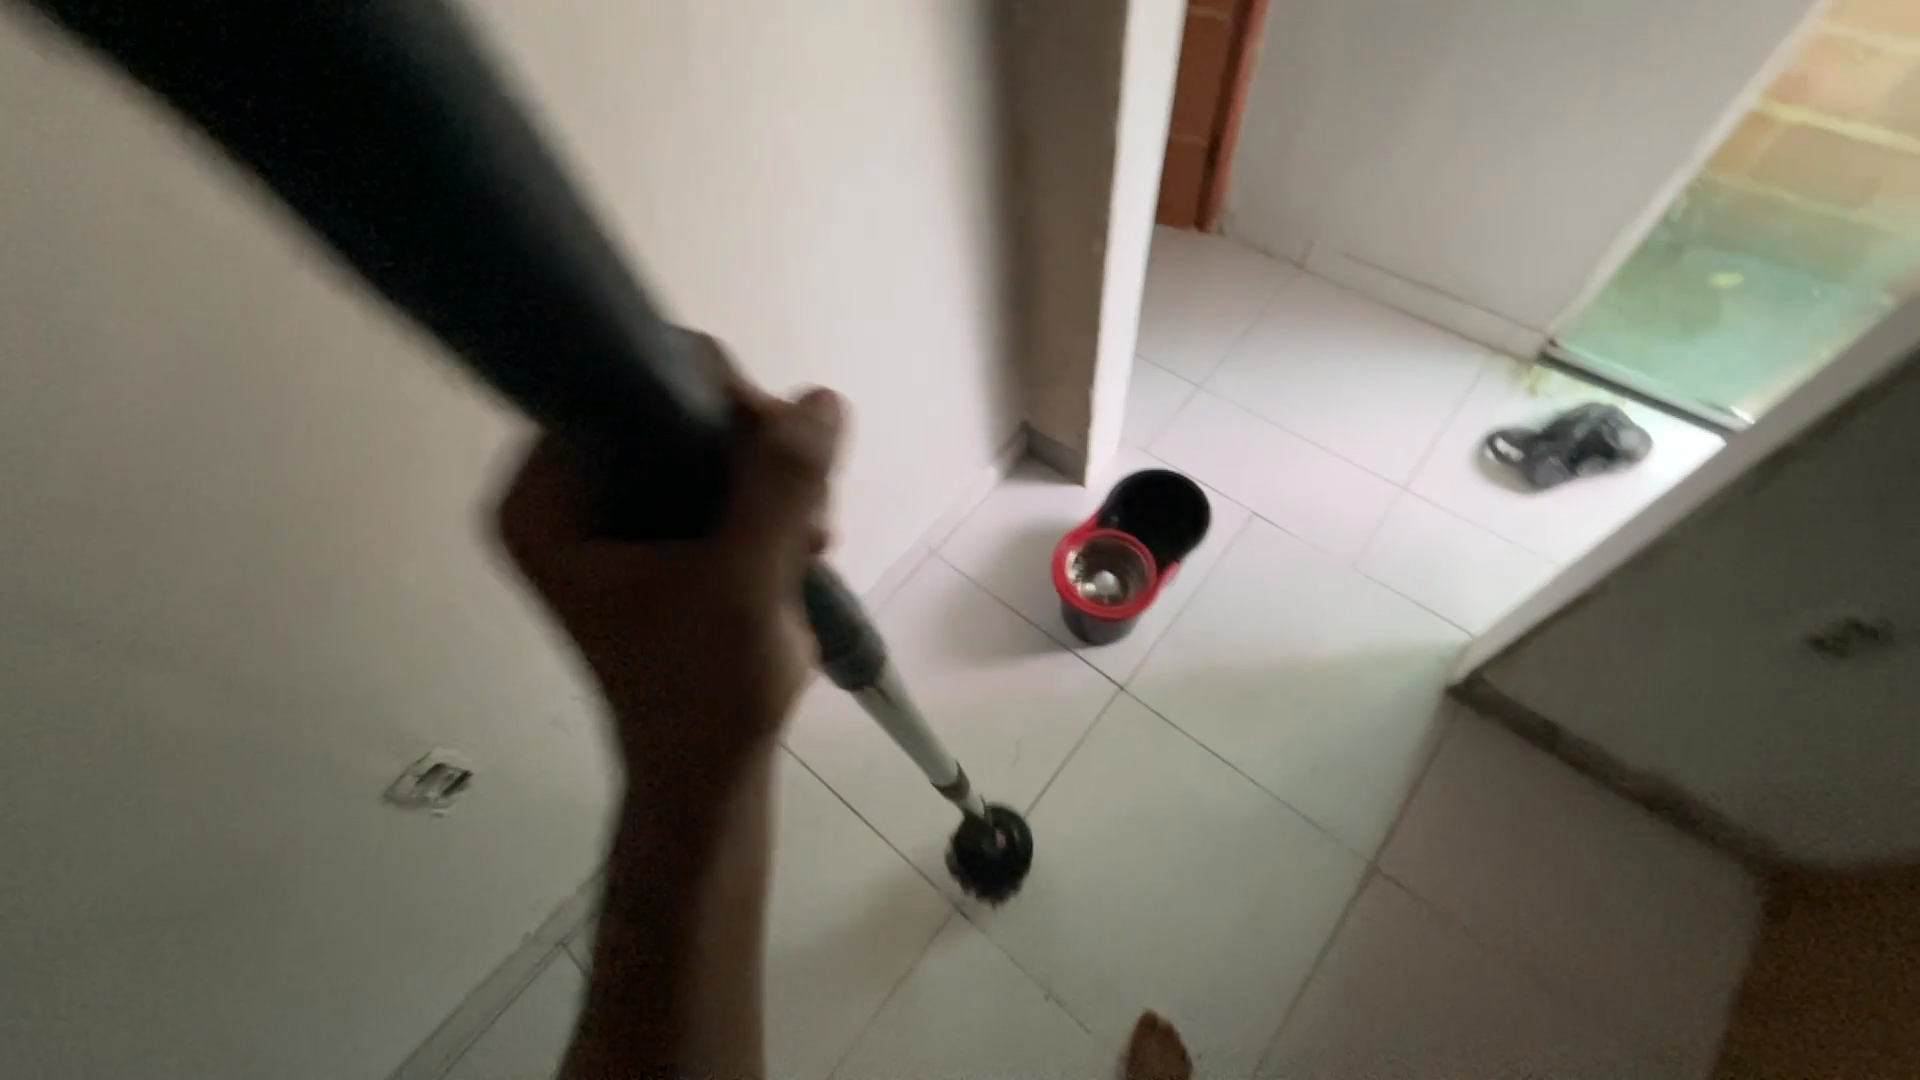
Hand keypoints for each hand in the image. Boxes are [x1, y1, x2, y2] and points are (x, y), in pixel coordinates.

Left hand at [495, 338, 844, 803]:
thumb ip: (779, 487)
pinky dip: (774, 504)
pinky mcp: (668, 537)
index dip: (707, 397)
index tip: (772, 443)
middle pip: (677, 412)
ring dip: (776, 482)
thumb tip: (823, 399)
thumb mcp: (741, 584)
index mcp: (548, 499)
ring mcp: (625, 516)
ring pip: (712, 447)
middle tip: (805, 507)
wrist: (713, 766)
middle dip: (756, 451)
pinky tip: (805, 545)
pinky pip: (729, 483)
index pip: (624, 389)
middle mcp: (578, 495)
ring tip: (810, 539)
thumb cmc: (705, 689)